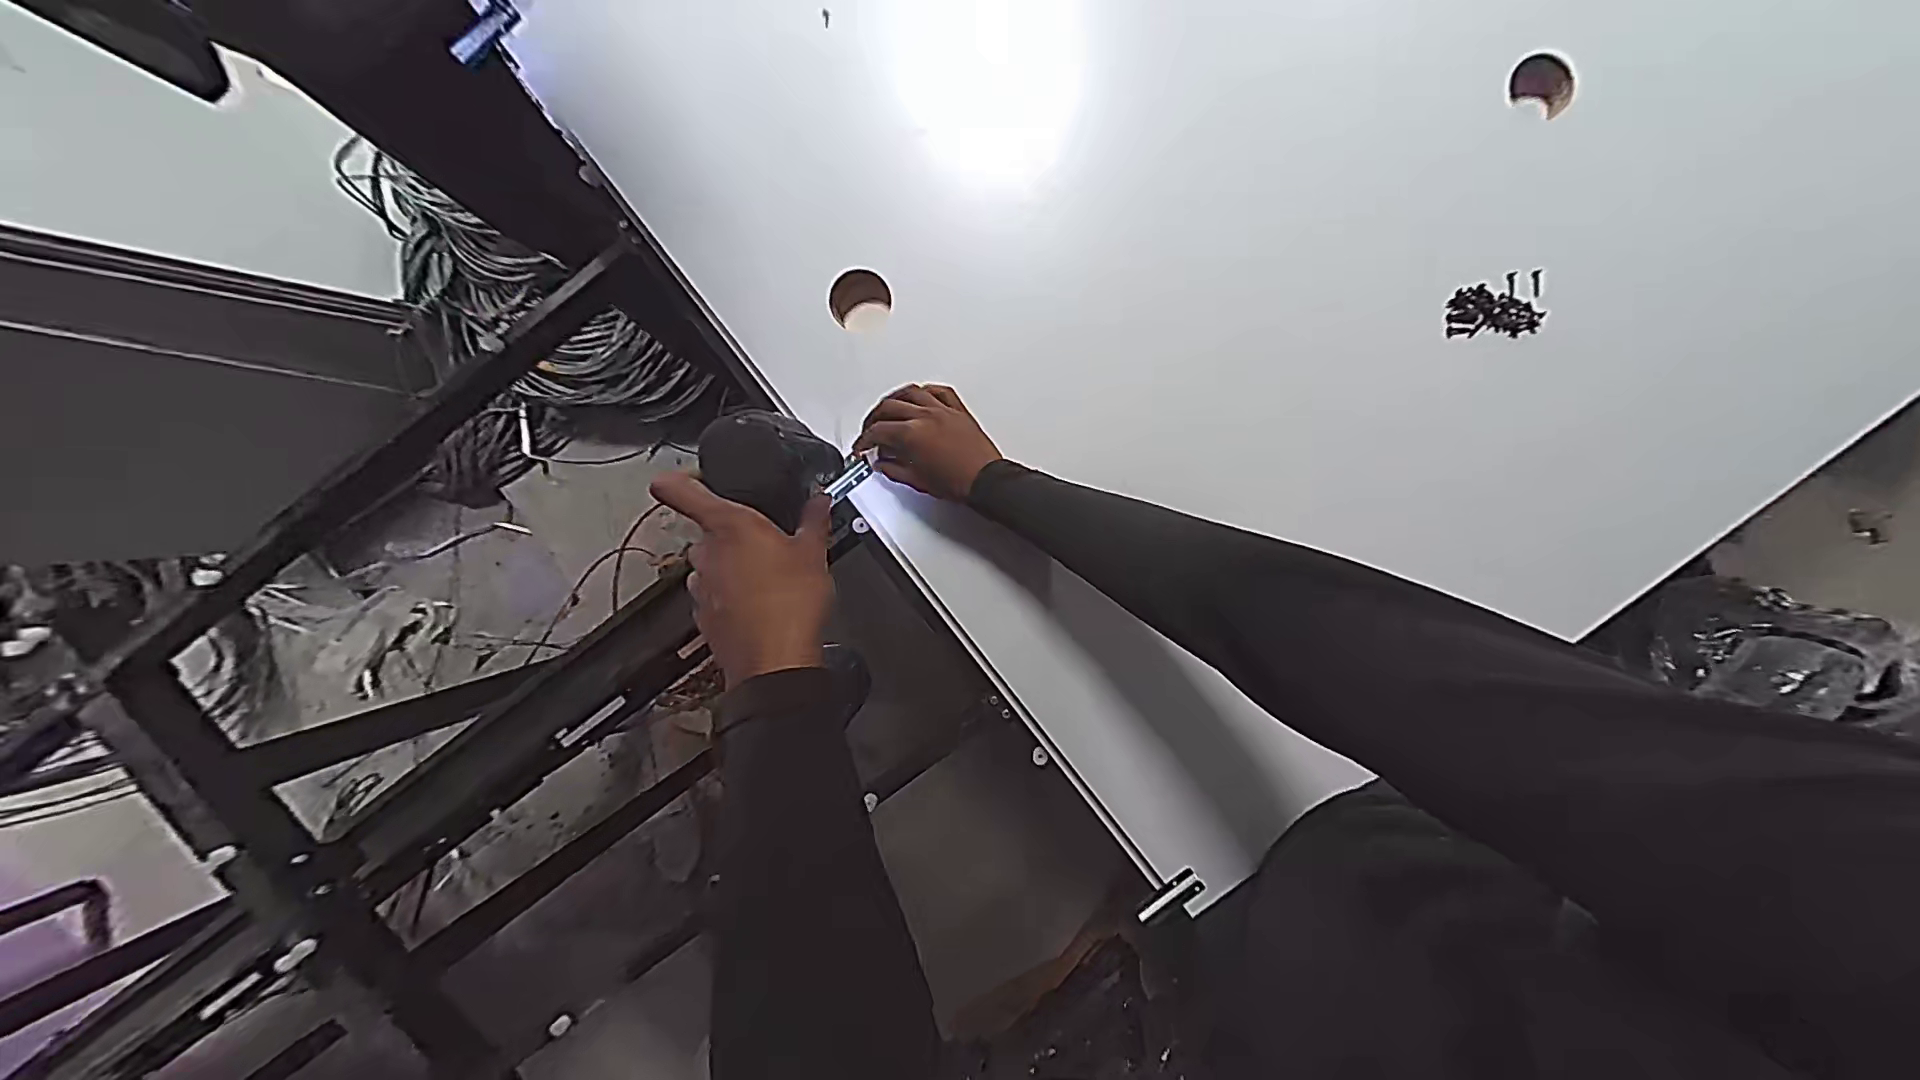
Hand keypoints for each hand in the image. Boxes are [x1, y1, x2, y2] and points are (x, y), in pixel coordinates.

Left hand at [648, 472, 832, 687]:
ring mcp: (702, 587)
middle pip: (709, 533)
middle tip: (768, 545)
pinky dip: (732, 597)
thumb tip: (818, 501)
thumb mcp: (814, 553)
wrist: (777, 662)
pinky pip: (715, 597)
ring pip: (712, 566)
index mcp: (729, 526)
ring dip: (733, 568)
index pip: (681, 492)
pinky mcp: (705, 617)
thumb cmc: (791, 605)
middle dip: (734, 536)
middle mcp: (706, 554)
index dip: (675, 481)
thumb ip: (814, 521)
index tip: (677, 478)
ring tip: (770, 580)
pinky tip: (762, 606)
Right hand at [852, 384, 1004, 501]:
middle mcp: (925, 417)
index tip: (862, 446)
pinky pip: (939, 392)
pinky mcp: (958, 411)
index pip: (878, 431)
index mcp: (912, 434)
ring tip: (888, 408)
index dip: (864, 440)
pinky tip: (920, 395)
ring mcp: (943, 411)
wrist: (985, 482)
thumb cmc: (958, 483)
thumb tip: (883, 463)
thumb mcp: (918, 481)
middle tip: (870, 430)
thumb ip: (894, 469)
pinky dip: (925, 391)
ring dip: (894, 399)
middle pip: (888, 408)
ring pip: (911, 392)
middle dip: (873, 419)